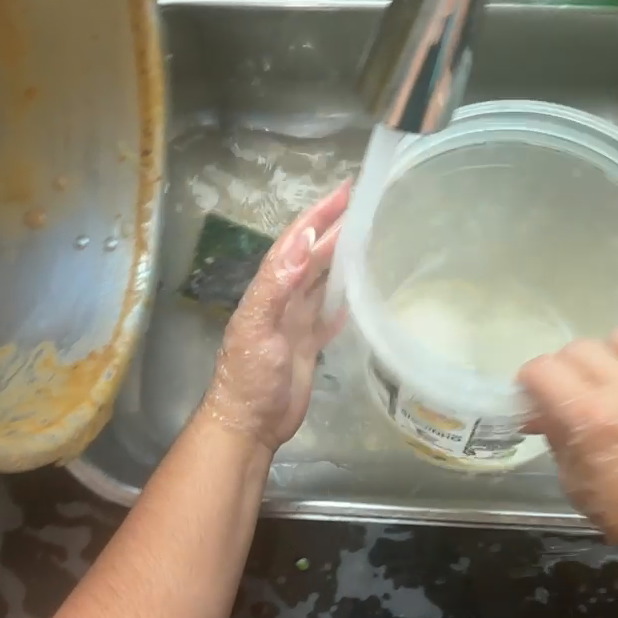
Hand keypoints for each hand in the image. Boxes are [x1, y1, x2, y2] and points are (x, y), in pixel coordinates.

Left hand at [197, 182, 350, 451]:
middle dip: (333, 230)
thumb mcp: (258, 328)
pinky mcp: (307, 348)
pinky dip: (341, 303)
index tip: (344, 192)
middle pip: (311, 257)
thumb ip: (276, 285)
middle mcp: (281, 302)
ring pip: (320, 283)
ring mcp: (294, 325)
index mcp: (268, 291)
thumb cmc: (250, 379)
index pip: (296, 243)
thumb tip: (302, 242)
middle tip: (364, 207)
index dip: (317, 216)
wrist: (250, 425)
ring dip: (339, 261)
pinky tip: (357, 295)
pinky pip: (327, 318)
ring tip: (367, 240)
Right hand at [519, 320, 617, 585]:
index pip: (543, 369)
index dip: (531, 382)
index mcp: (592, 418)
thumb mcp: (574, 480)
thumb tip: (536, 408)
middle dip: (566, 372)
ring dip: (611, 356)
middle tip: (574, 396)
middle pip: (578, 349)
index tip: (535, 396)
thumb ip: (555, 434)